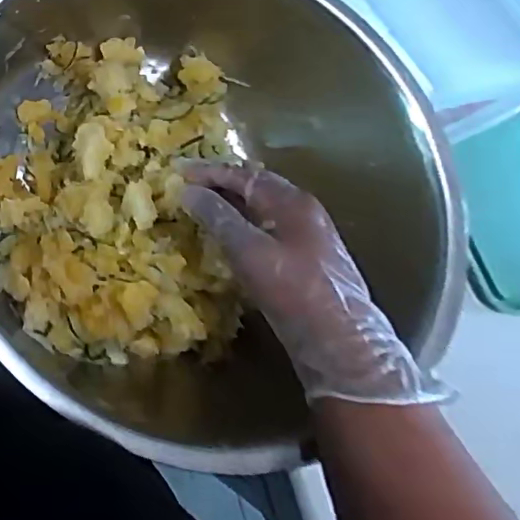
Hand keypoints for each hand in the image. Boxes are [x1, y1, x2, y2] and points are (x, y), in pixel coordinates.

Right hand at [179, 161, 445, 404]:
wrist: (344, 348)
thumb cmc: (297, 294)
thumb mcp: (250, 251)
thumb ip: (218, 217)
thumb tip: (188, 191)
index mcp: (292, 202)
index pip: (243, 174)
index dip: (207, 171)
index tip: (175, 171)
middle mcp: (302, 212)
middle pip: (253, 187)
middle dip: (217, 184)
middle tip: (183, 186)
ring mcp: (306, 237)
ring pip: (259, 209)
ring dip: (227, 204)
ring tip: (196, 207)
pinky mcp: (303, 261)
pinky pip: (263, 228)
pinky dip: (238, 224)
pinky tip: (222, 236)